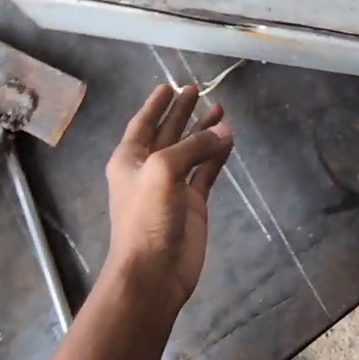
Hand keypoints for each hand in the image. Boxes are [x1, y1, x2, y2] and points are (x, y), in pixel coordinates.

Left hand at [103, 84, 234, 303]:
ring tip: (220, 108)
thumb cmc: (146, 217)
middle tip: (196, 89)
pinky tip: (229, 140)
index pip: (143, 124)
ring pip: (190, 150)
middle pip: (167, 132)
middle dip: (181, 112)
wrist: (152, 273)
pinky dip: (216, 155)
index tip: (168, 85)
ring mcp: (172, 188)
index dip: (155, 104)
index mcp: (130, 160)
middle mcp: (149, 170)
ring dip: (203, 130)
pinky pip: (206, 171)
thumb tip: (225, 131)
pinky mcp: (192, 204)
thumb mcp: (164, 170)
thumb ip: (194, 147)